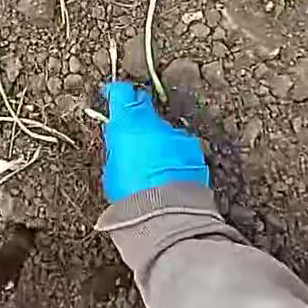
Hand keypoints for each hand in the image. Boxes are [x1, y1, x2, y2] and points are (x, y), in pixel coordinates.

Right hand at [100, 81, 209, 202]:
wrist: (166, 215)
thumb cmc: (132, 195)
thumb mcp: (112, 168)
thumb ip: (117, 146)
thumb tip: (120, 137)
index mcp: (131, 124)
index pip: (123, 94)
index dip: (117, 92)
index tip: (113, 94)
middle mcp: (157, 124)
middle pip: (147, 113)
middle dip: (140, 123)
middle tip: (133, 141)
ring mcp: (179, 137)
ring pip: (166, 133)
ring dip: (160, 144)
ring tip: (153, 169)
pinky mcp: (195, 152)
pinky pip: (181, 149)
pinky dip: (175, 157)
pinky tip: (168, 176)